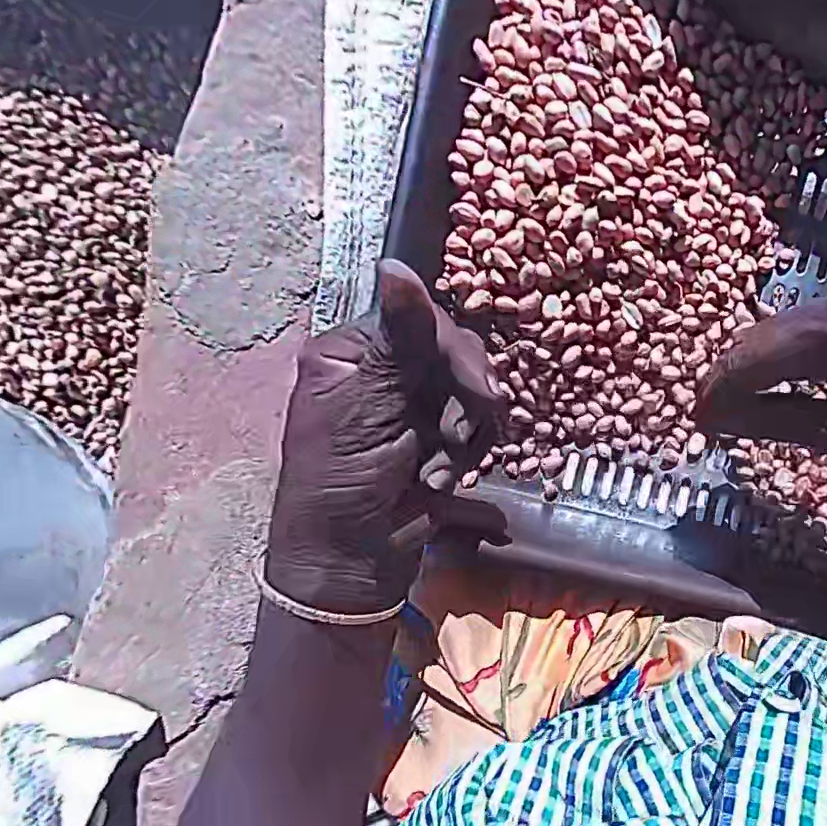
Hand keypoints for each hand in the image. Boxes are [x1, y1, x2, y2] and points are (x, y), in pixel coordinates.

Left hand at [265, 259, 505, 614]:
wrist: (351, 561)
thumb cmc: (341, 481)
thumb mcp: (367, 407)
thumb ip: (398, 340)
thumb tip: (396, 264)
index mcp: (357, 353)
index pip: (427, 326)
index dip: (461, 358)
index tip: (485, 394)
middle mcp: (389, 373)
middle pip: (459, 360)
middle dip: (466, 404)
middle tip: (456, 440)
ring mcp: (416, 408)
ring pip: (475, 398)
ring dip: (466, 437)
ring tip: (437, 471)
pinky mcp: (438, 440)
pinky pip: (477, 431)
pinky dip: (468, 458)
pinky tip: (442, 482)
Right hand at [698, 272, 826, 465]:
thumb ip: (778, 420)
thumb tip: (723, 420)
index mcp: (825, 327)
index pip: (747, 357)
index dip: (717, 391)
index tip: (698, 419)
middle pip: (763, 337)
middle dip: (736, 377)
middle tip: (717, 414)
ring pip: (789, 328)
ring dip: (766, 364)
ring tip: (750, 401)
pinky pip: (818, 322)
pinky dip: (797, 352)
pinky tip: (794, 377)